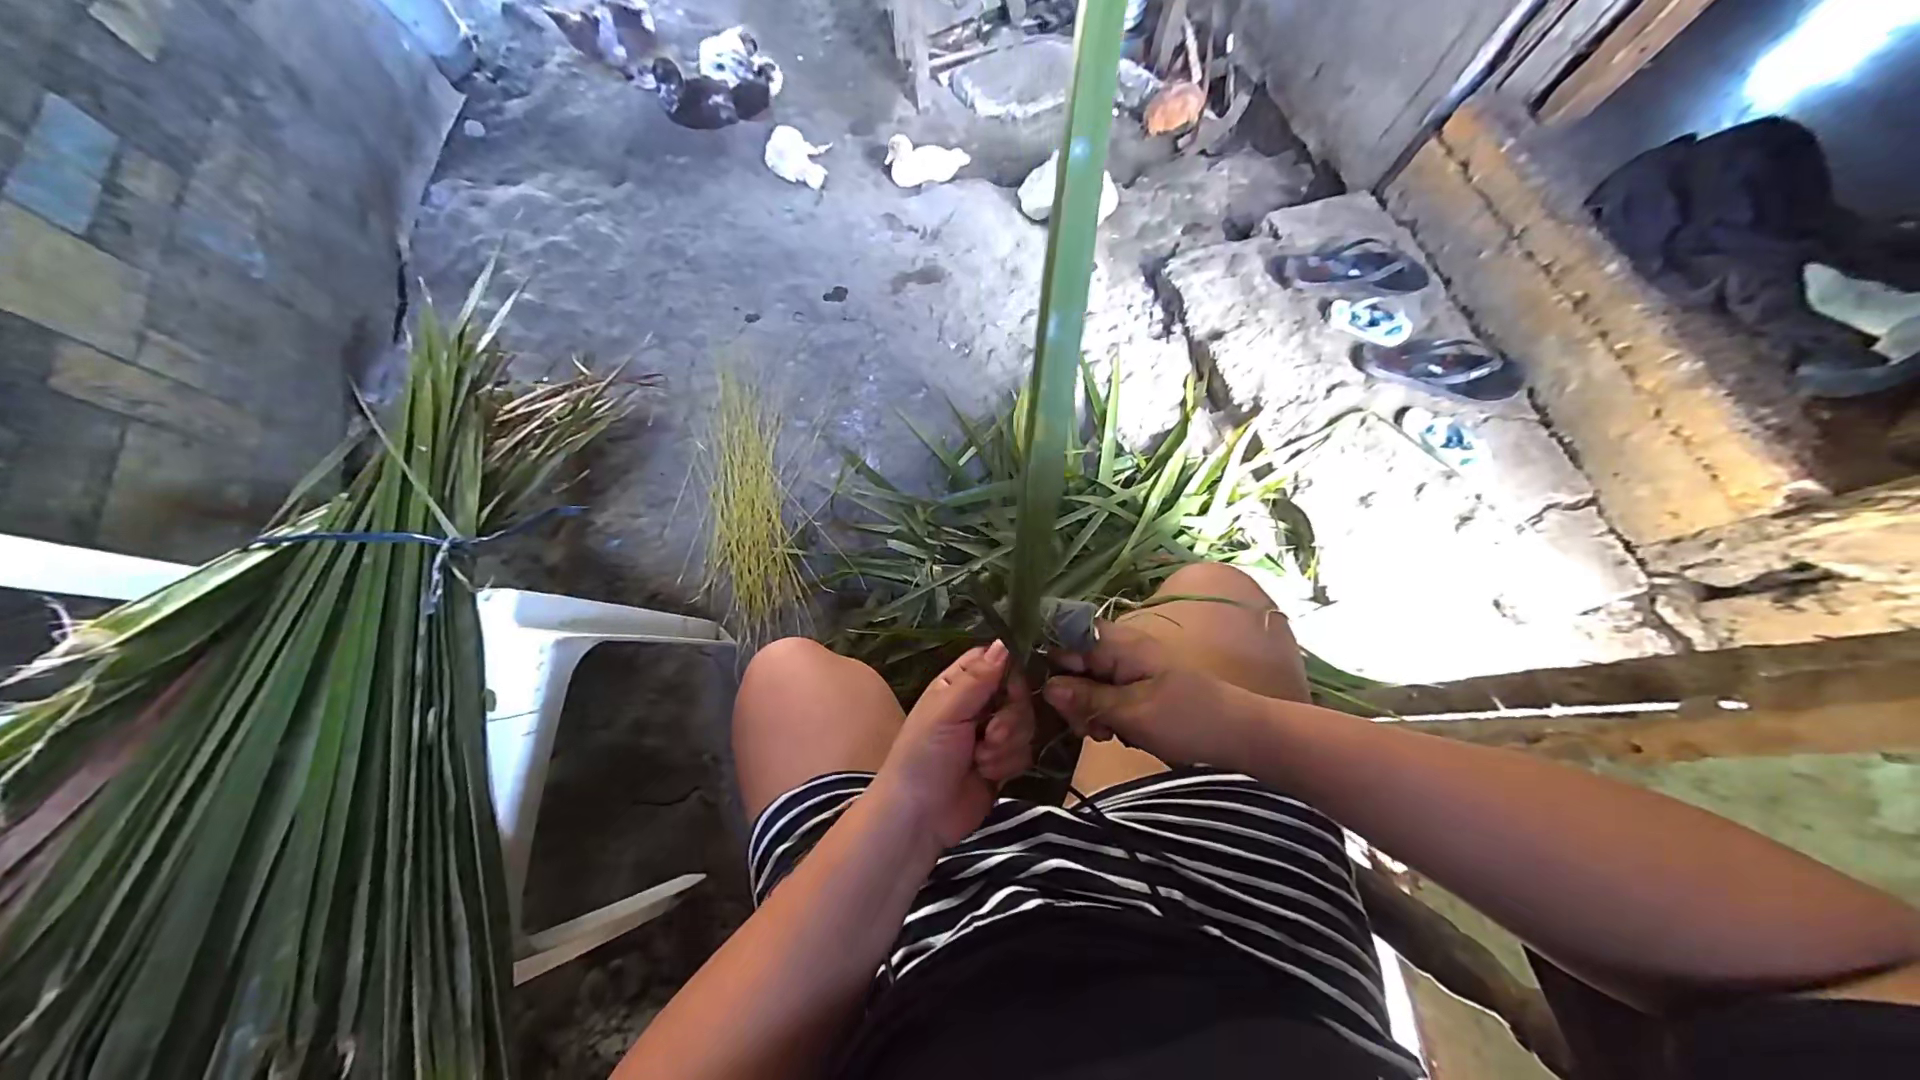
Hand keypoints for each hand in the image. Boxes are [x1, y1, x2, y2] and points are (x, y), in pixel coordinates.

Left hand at [873, 640, 1034, 847]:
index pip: (997, 660)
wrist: (920, 816)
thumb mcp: (947, 711)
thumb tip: (1006, 641)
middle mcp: (979, 703)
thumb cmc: (923, 755)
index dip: (1012, 670)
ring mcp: (993, 733)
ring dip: (1006, 745)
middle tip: (991, 734)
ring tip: (980, 760)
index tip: (1012, 688)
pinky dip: (1008, 764)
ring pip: (1026, 724)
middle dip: (1011, 717)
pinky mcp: (1005, 761)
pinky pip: (1026, 751)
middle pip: (1019, 693)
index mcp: (959, 683)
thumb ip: (978, 678)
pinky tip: (986, 774)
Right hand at [1042, 622, 1255, 768]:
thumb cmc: (1187, 719)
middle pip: (1074, 664)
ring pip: (1088, 683)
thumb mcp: (1132, 712)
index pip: (1066, 641)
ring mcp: (1131, 668)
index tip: (1055, 702)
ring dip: (1088, 710)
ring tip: (1104, 734)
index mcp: (1119, 644)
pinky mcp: (1139, 687)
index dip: (1053, 668)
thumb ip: (1087, 698)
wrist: (1242, 735)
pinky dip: (1106, 715)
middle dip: (1072, 697)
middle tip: (1088, 728)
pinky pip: (1107, 696)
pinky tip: (1116, 734)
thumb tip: (1046, 686)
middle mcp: (1121, 649)